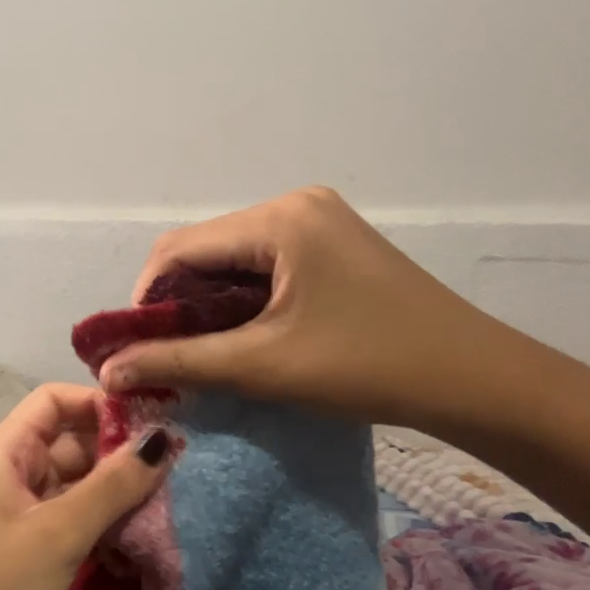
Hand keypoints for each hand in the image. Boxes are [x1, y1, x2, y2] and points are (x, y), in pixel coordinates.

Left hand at [0, 384, 165, 589]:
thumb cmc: (3, 583)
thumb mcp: (60, 530)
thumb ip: (112, 484)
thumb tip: (163, 437)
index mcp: (5, 451)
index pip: (52, 401)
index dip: (97, 402)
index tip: (153, 418)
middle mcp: (17, 470)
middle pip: (73, 438)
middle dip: (119, 447)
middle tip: (180, 462)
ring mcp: (31, 508)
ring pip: (84, 478)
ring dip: (123, 485)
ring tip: (177, 493)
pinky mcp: (47, 543)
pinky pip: (86, 513)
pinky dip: (115, 516)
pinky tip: (153, 527)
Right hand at [100, 186, 517, 430]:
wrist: (483, 384)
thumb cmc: (370, 367)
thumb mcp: (261, 365)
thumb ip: (176, 362)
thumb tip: (106, 372)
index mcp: (278, 219)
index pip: (176, 250)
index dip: (143, 301)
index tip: (131, 351)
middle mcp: (293, 205)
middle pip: (200, 250)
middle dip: (173, 304)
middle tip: (162, 356)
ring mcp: (315, 221)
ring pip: (226, 260)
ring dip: (203, 305)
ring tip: (197, 352)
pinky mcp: (328, 244)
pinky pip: (258, 266)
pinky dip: (236, 301)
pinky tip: (237, 336)